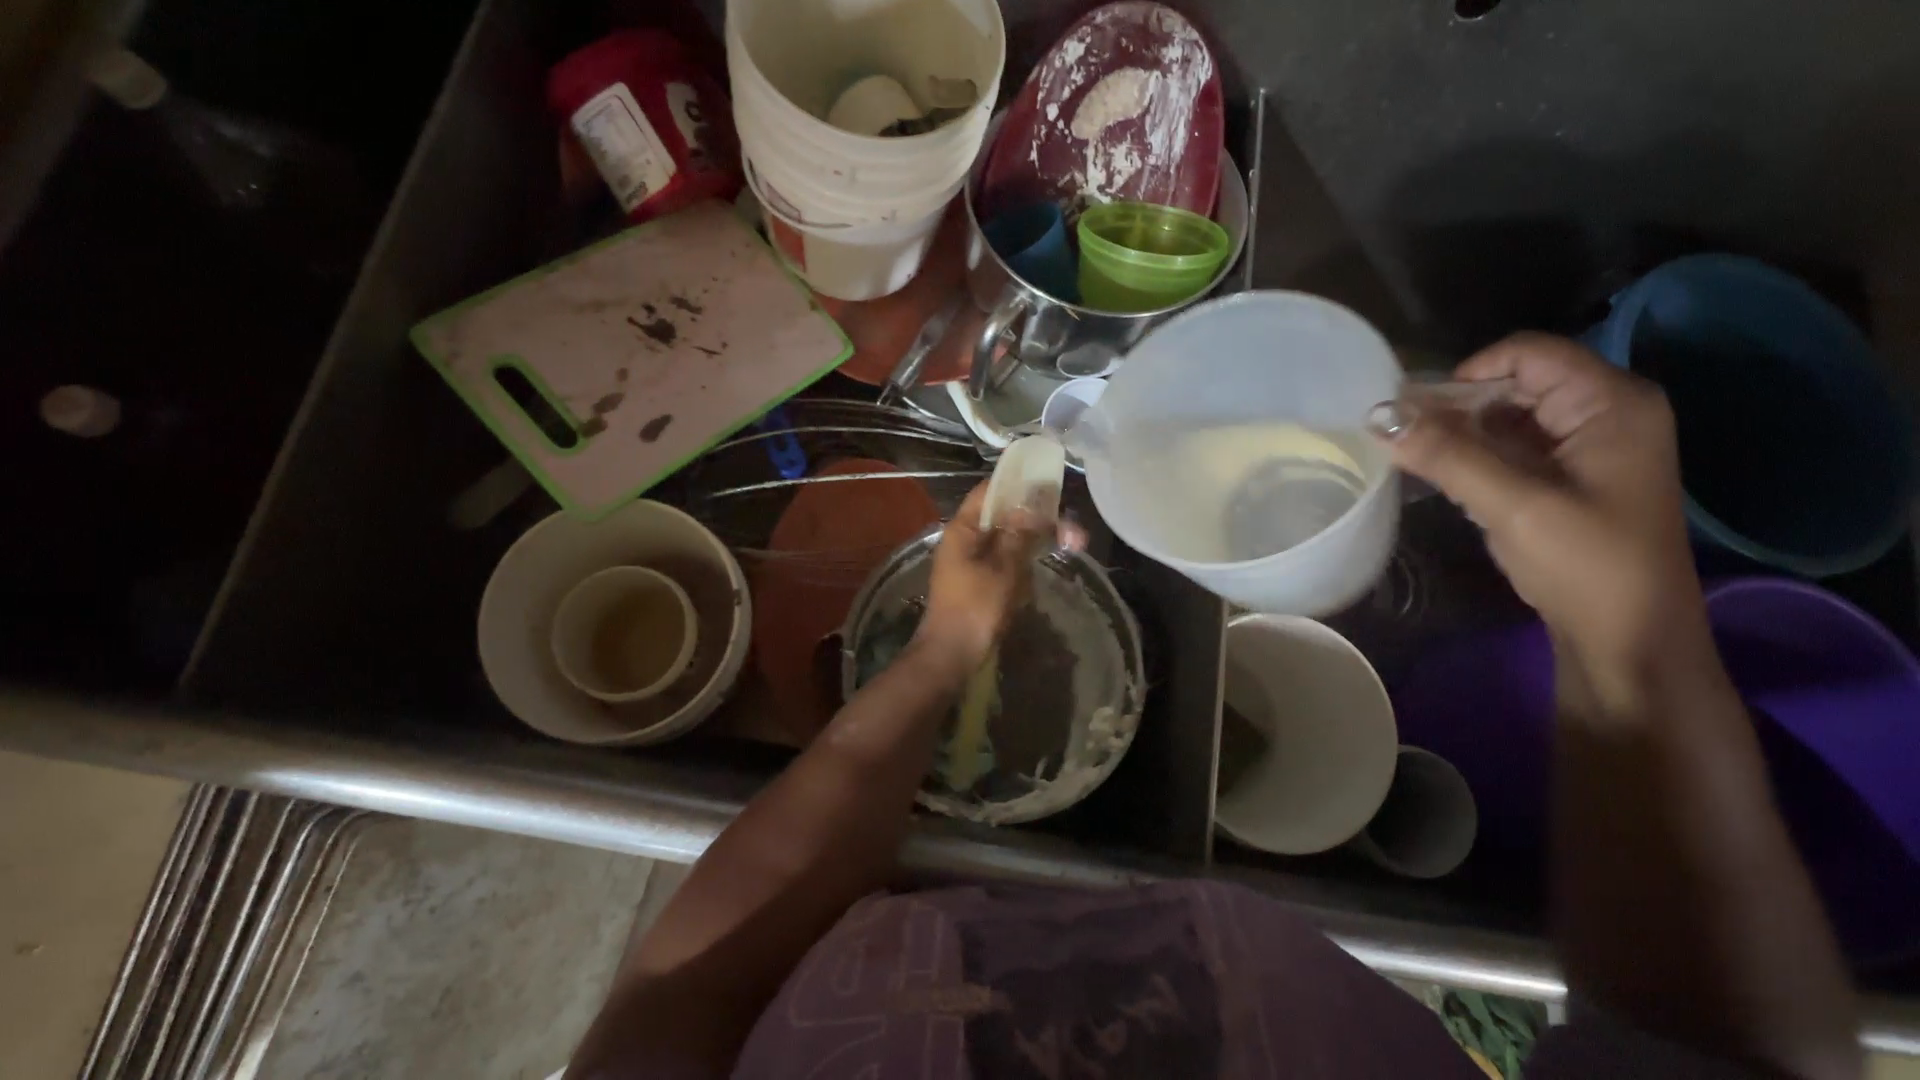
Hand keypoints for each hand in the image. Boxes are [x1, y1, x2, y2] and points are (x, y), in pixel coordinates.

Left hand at [911, 481, 1076, 674]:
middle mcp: (964, 540)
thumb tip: (1034, 507)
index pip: (989, 491)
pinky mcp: (977, 583)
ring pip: (1006, 542)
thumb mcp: (1003, 568)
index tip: (1048, 483)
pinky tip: (1036, 577)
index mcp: (962, 529)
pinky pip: (1003, 564)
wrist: (952, 655)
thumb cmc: (975, 608)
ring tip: (1065, 546)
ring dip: (1031, 545)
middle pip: (1002, 516)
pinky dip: (1020, 567)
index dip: (1017, 484)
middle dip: (1035, 521)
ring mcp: (969, 562)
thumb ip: (1019, 534)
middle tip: (1069, 530)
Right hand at [1382, 333, 1708, 674]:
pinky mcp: (1572, 479)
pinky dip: (1478, 457)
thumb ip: (1448, 456)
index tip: (1417, 412)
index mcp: (1611, 404)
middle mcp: (1606, 413)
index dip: (1468, 374)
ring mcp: (1591, 448)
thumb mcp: (1514, 506)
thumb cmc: (1588, 566)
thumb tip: (1379, 418)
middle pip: (1518, 383)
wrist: (1631, 642)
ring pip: (1512, 418)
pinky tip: (1446, 477)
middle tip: (1404, 436)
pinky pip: (1516, 449)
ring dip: (1462, 434)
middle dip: (1459, 406)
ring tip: (1416, 457)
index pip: (1530, 354)